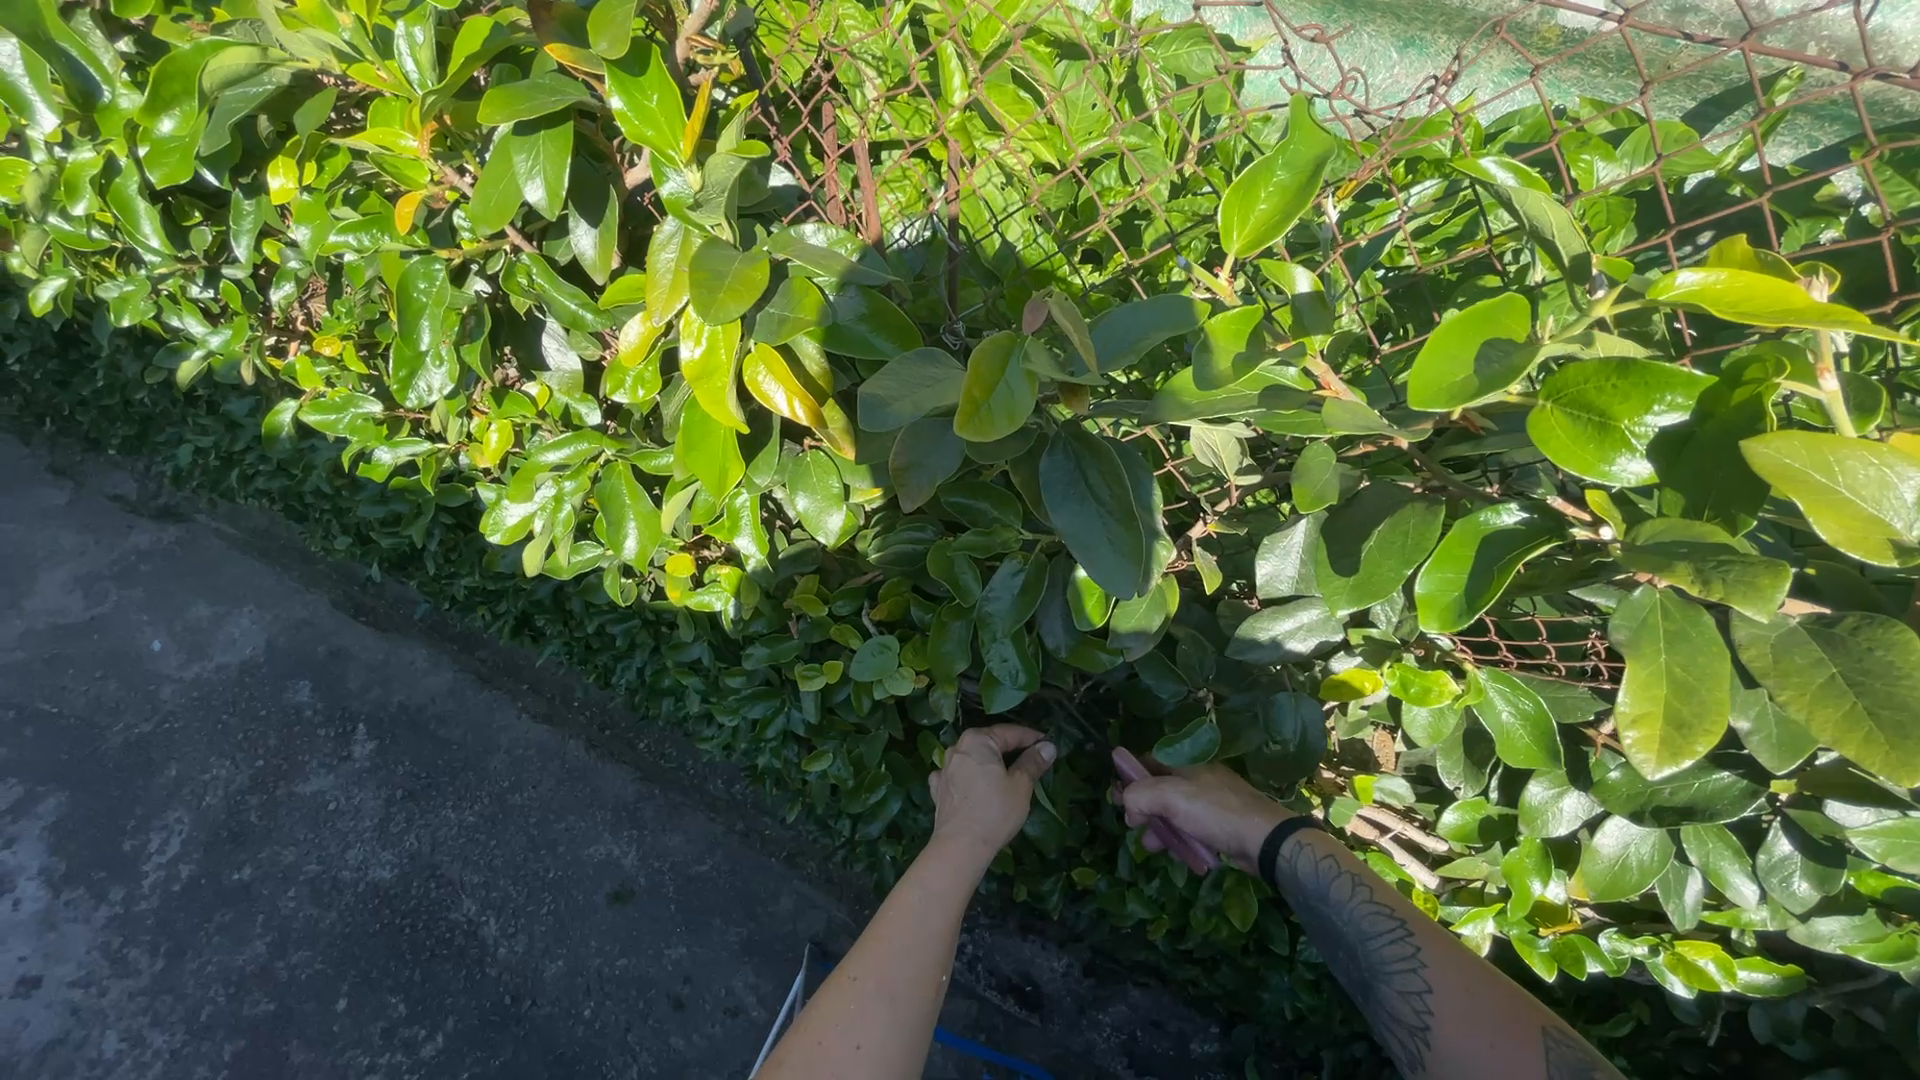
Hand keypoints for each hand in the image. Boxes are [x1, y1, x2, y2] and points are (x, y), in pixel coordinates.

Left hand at [929, 724, 1055, 865]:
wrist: (960, 846)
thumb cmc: (995, 811)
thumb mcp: (1021, 785)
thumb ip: (1033, 762)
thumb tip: (1048, 746)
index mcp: (977, 741)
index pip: (1009, 732)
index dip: (1031, 737)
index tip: (1047, 744)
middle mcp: (957, 748)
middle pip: (989, 743)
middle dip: (1010, 748)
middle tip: (1032, 757)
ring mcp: (944, 769)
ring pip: (972, 758)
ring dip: (988, 762)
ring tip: (1005, 771)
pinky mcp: (938, 789)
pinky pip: (956, 774)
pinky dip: (968, 775)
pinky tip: (973, 783)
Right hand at [1116, 757, 1293, 871]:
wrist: (1265, 840)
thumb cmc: (1215, 812)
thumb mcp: (1171, 798)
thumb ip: (1140, 795)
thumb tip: (1127, 804)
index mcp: (1186, 765)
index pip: (1149, 762)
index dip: (1130, 777)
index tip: (1118, 798)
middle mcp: (1198, 779)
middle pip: (1159, 790)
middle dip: (1143, 809)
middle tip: (1133, 826)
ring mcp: (1211, 803)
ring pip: (1174, 813)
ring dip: (1160, 830)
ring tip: (1154, 848)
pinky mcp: (1221, 825)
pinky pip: (1192, 829)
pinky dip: (1182, 840)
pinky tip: (1179, 854)